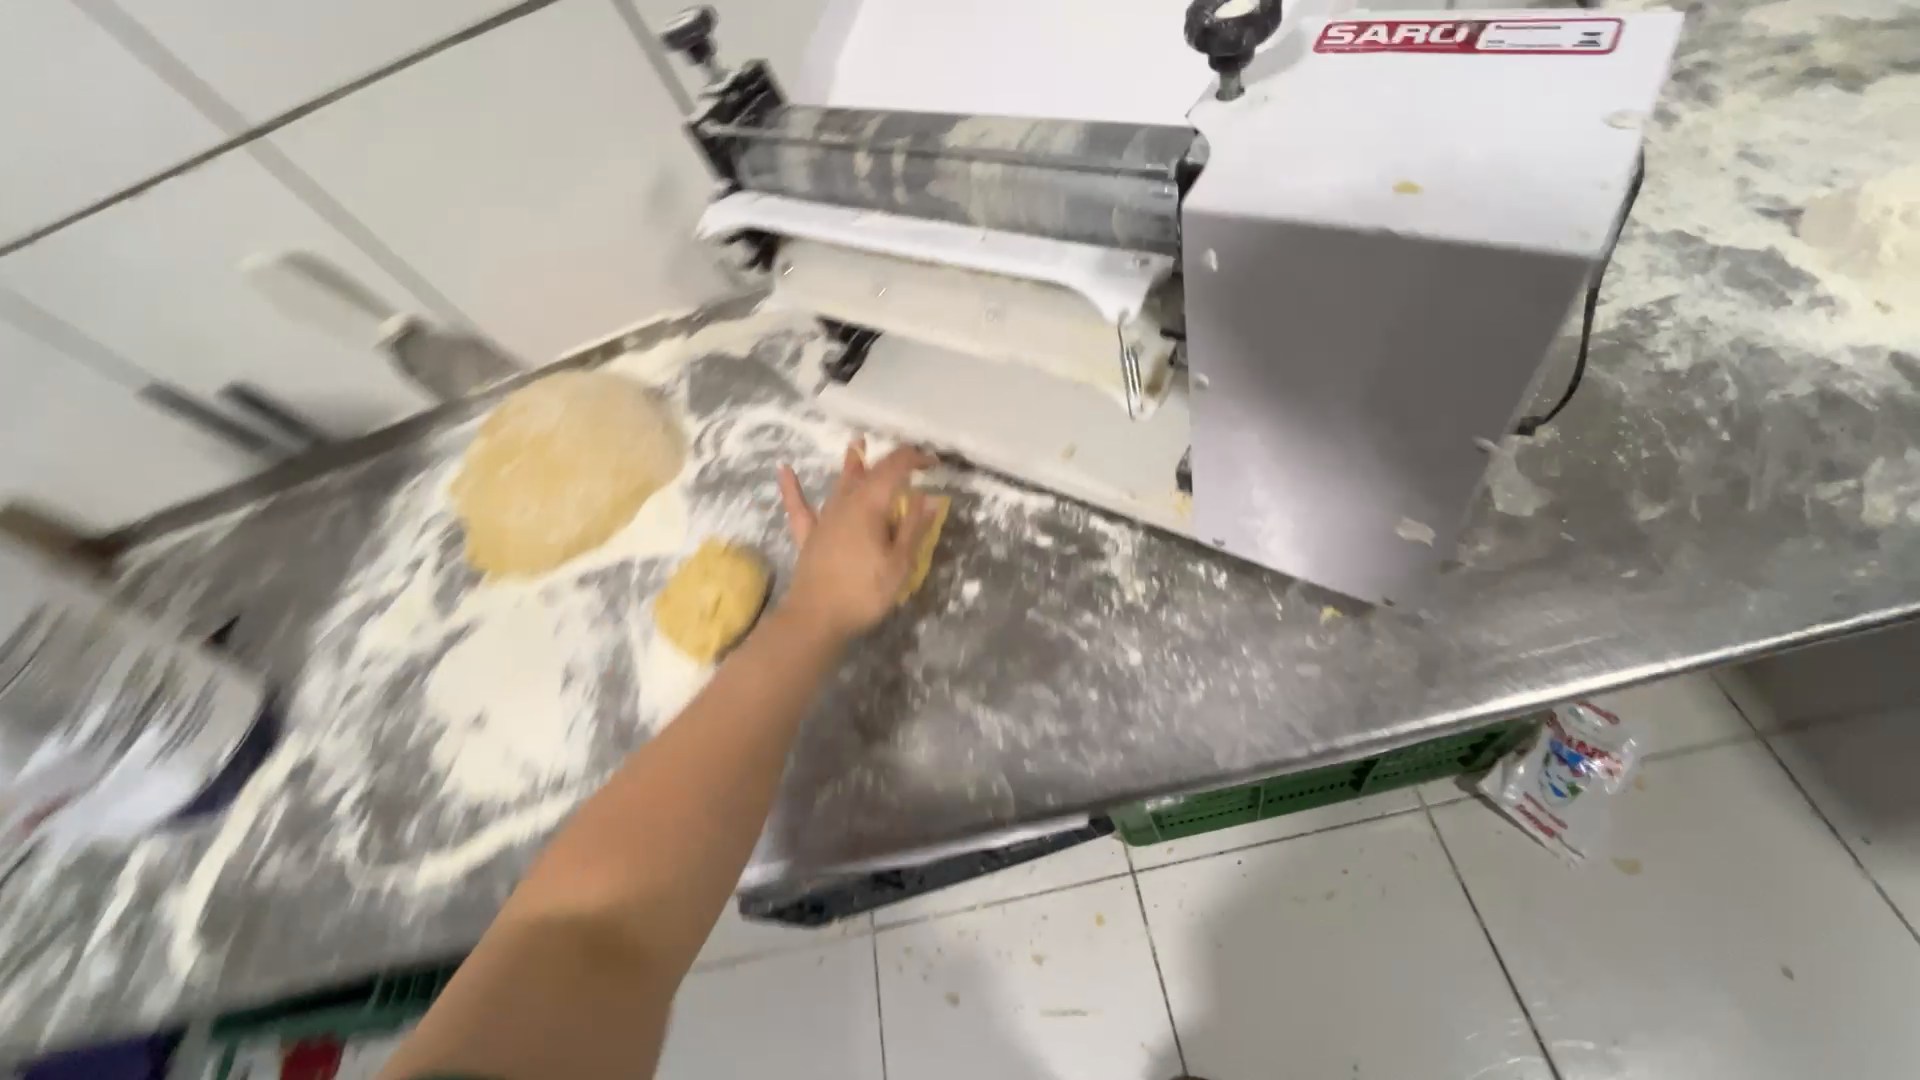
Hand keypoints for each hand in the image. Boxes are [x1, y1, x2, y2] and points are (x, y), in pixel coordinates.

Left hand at [776, 438, 939, 641]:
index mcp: (870, 506)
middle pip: (869, 474)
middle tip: (910, 457)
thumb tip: (928, 497)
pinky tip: (784, 469)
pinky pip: (799, 507)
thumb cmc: (864, 592)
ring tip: (856, 443)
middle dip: (890, 462)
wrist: (816, 618)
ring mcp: (823, 519)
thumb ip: (914, 528)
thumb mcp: (899, 563)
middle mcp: (845, 504)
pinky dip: (792, 487)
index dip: (915, 459)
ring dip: (852, 464)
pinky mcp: (808, 536)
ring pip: (841, 485)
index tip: (934, 461)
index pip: (894, 469)